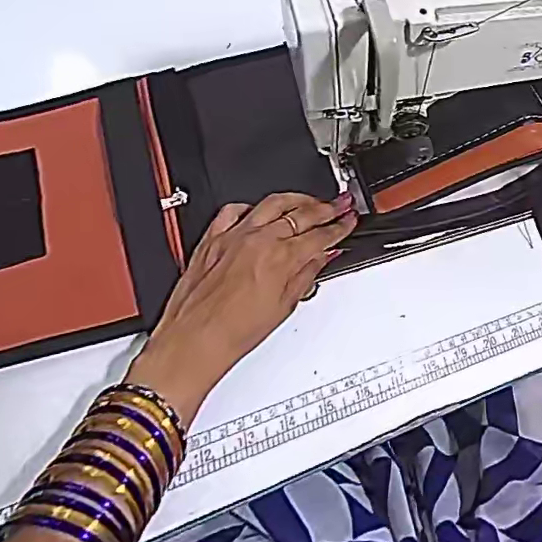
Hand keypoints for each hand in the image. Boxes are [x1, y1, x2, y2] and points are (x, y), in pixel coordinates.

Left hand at [125, 192, 356, 422]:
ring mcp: (234, 236)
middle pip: (303, 212)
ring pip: (273, 202)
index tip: (349, 220)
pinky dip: (252, 206)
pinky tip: (261, 210)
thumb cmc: (232, 333)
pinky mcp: (212, 238)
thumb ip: (307, 273)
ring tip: (310, 200)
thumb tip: (323, 257)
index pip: (321, 234)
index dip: (340, 226)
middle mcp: (259, 241)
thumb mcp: (284, 305)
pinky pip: (234, 210)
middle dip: (328, 207)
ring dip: (297, 199)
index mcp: (281, 258)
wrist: (192, 343)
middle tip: (341, 203)